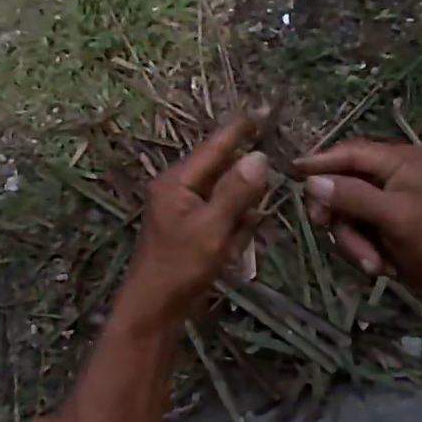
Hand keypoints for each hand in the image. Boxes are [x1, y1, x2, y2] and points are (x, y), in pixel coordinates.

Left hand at [114, 114, 270, 325]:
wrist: (154, 310)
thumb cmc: (180, 267)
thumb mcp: (213, 228)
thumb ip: (237, 191)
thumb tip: (260, 156)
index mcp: (178, 181)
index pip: (216, 146)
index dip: (242, 129)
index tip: (267, 110)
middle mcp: (180, 188)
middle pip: (225, 173)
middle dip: (245, 193)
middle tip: (249, 216)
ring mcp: (185, 209)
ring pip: (228, 199)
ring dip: (239, 219)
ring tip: (230, 246)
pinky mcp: (192, 229)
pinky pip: (223, 219)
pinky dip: (232, 234)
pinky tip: (227, 254)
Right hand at [291, 139, 421, 295]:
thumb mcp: (395, 215)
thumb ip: (352, 196)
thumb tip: (312, 182)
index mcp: (396, 161)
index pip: (347, 153)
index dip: (318, 161)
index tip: (289, 173)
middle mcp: (390, 176)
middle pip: (340, 187)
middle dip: (338, 216)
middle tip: (329, 229)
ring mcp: (388, 204)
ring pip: (346, 216)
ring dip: (353, 242)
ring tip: (374, 263)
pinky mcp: (388, 229)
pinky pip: (359, 235)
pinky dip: (365, 251)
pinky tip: (383, 266)